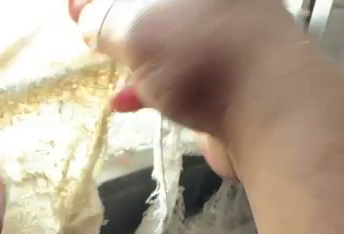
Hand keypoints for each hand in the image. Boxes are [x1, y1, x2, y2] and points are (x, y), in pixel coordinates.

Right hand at [70, 0, 306, 176]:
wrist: (267, 112)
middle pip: (156, 3)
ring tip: (100, 60)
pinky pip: (177, 69)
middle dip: (117, 15)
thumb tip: (89, 18)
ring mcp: (222, 31)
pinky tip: (124, 100)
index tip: (75, 5)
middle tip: (84, 26)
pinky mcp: (224, 72)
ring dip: (130, 49)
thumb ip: (107, 20)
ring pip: (166, 34)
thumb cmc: (202, 54)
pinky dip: (149, 82)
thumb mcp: (139, 30)